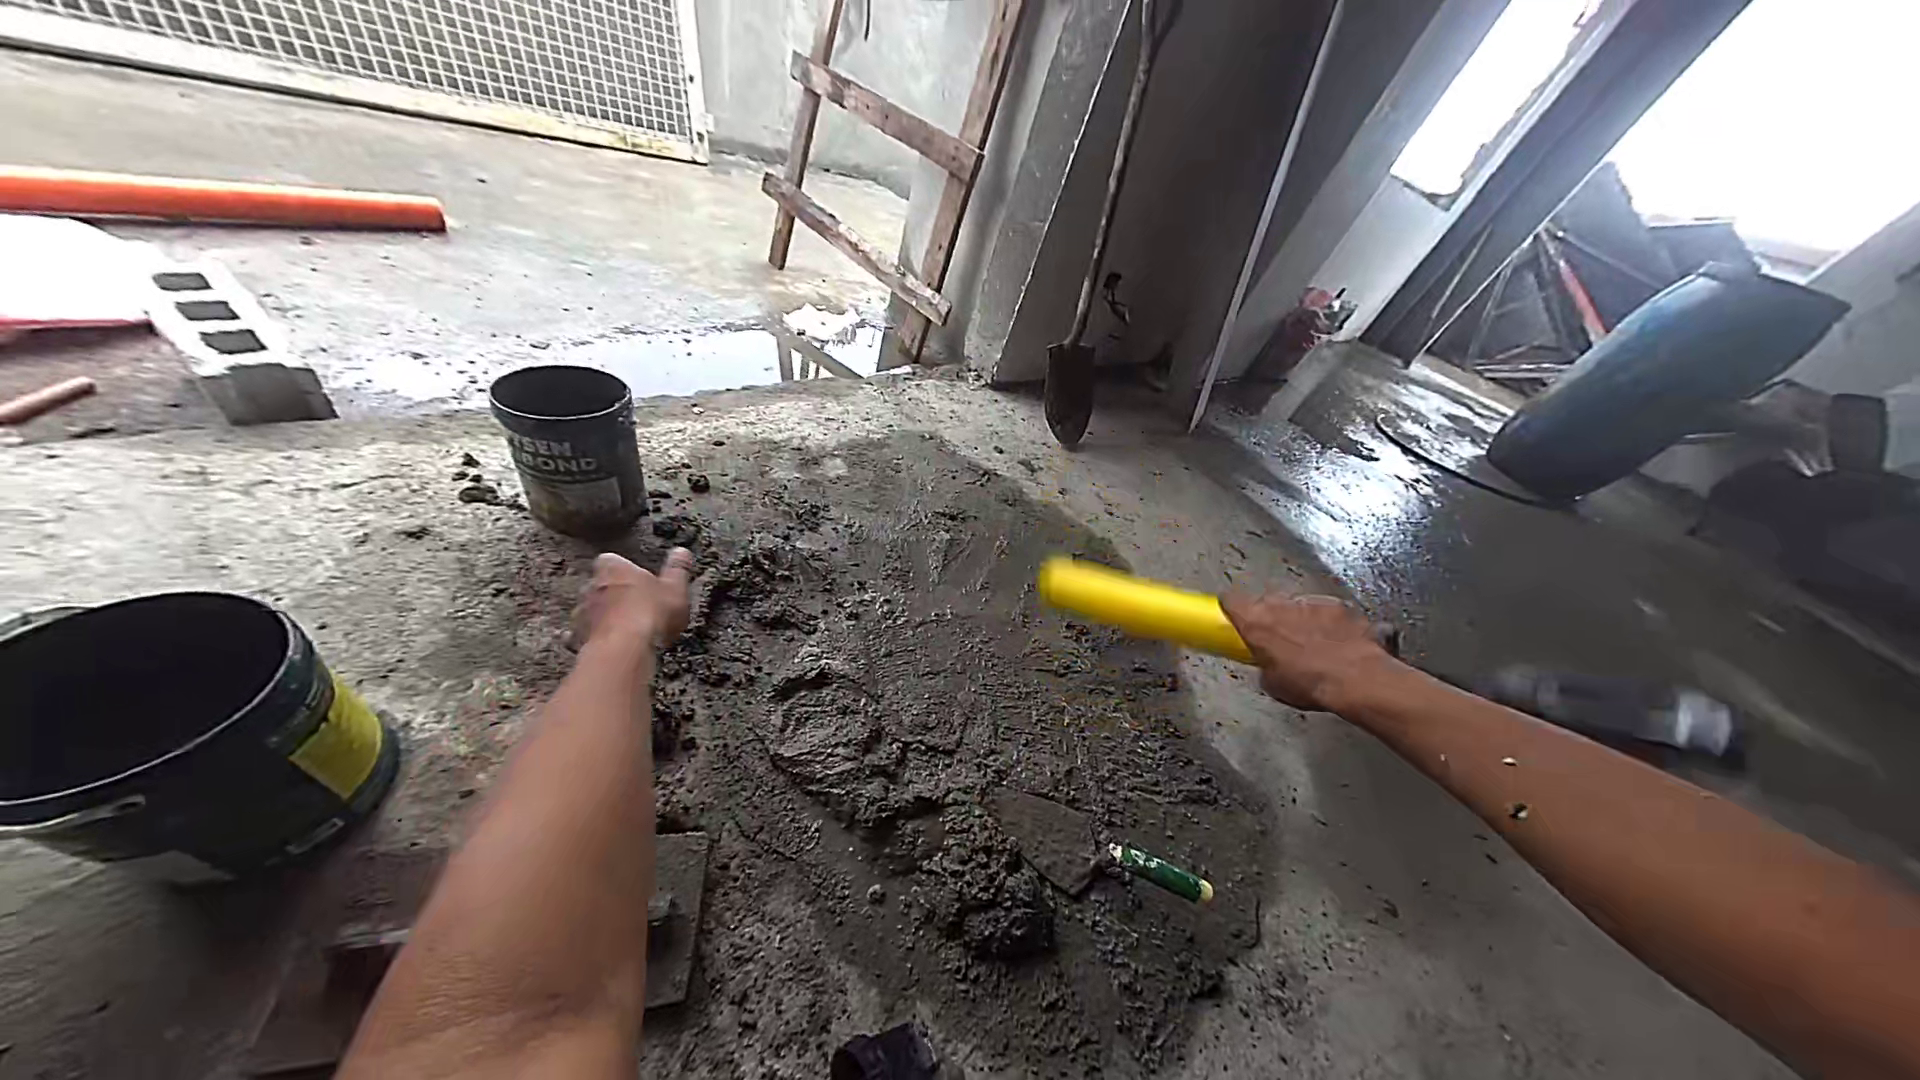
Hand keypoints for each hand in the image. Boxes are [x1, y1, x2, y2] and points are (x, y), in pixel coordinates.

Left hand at [571, 548, 693, 652]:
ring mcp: (582, 613)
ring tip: (627, 627)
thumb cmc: (651, 612)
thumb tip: (682, 551)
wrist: (624, 648)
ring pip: (592, 609)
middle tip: (636, 604)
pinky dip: (597, 638)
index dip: (624, 568)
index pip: (612, 560)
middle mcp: (591, 586)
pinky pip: (585, 635)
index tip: (637, 576)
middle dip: (615, 593)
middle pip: (601, 584)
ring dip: (605, 615)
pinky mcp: (579, 638)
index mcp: (614, 568)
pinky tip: (612, 645)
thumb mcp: (675, 588)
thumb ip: (677, 568)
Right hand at [1220, 590, 1397, 711]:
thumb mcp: (1273, 684)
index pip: (1231, 600)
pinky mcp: (1342, 606)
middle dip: (1272, 617)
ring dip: (1303, 619)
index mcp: (1256, 621)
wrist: (1358, 680)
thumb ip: (1264, 664)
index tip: (1236, 618)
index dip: (1233, 609)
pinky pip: (1330, 611)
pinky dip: (1332, 623)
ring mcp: (1313, 602)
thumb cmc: (1309, 684)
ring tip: (1316, 644)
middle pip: (1268, 602)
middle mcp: (1281, 604)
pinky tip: (1340, 643)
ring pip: (1300, 605)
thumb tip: (1269, 665)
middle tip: (1281, 639)